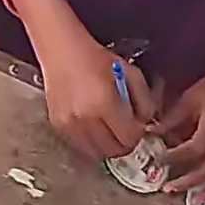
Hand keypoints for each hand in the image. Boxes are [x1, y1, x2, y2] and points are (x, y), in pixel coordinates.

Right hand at [39, 32, 154, 160]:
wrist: (62, 51)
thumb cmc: (97, 59)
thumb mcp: (131, 73)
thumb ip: (145, 101)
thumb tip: (146, 124)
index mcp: (104, 104)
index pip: (129, 137)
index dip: (138, 133)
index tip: (138, 123)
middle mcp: (85, 119)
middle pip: (114, 151)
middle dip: (125, 142)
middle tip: (127, 128)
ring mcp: (69, 125)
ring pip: (97, 153)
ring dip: (108, 145)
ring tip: (111, 129)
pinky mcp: (58, 127)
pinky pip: (82, 146)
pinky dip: (93, 142)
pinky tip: (95, 126)